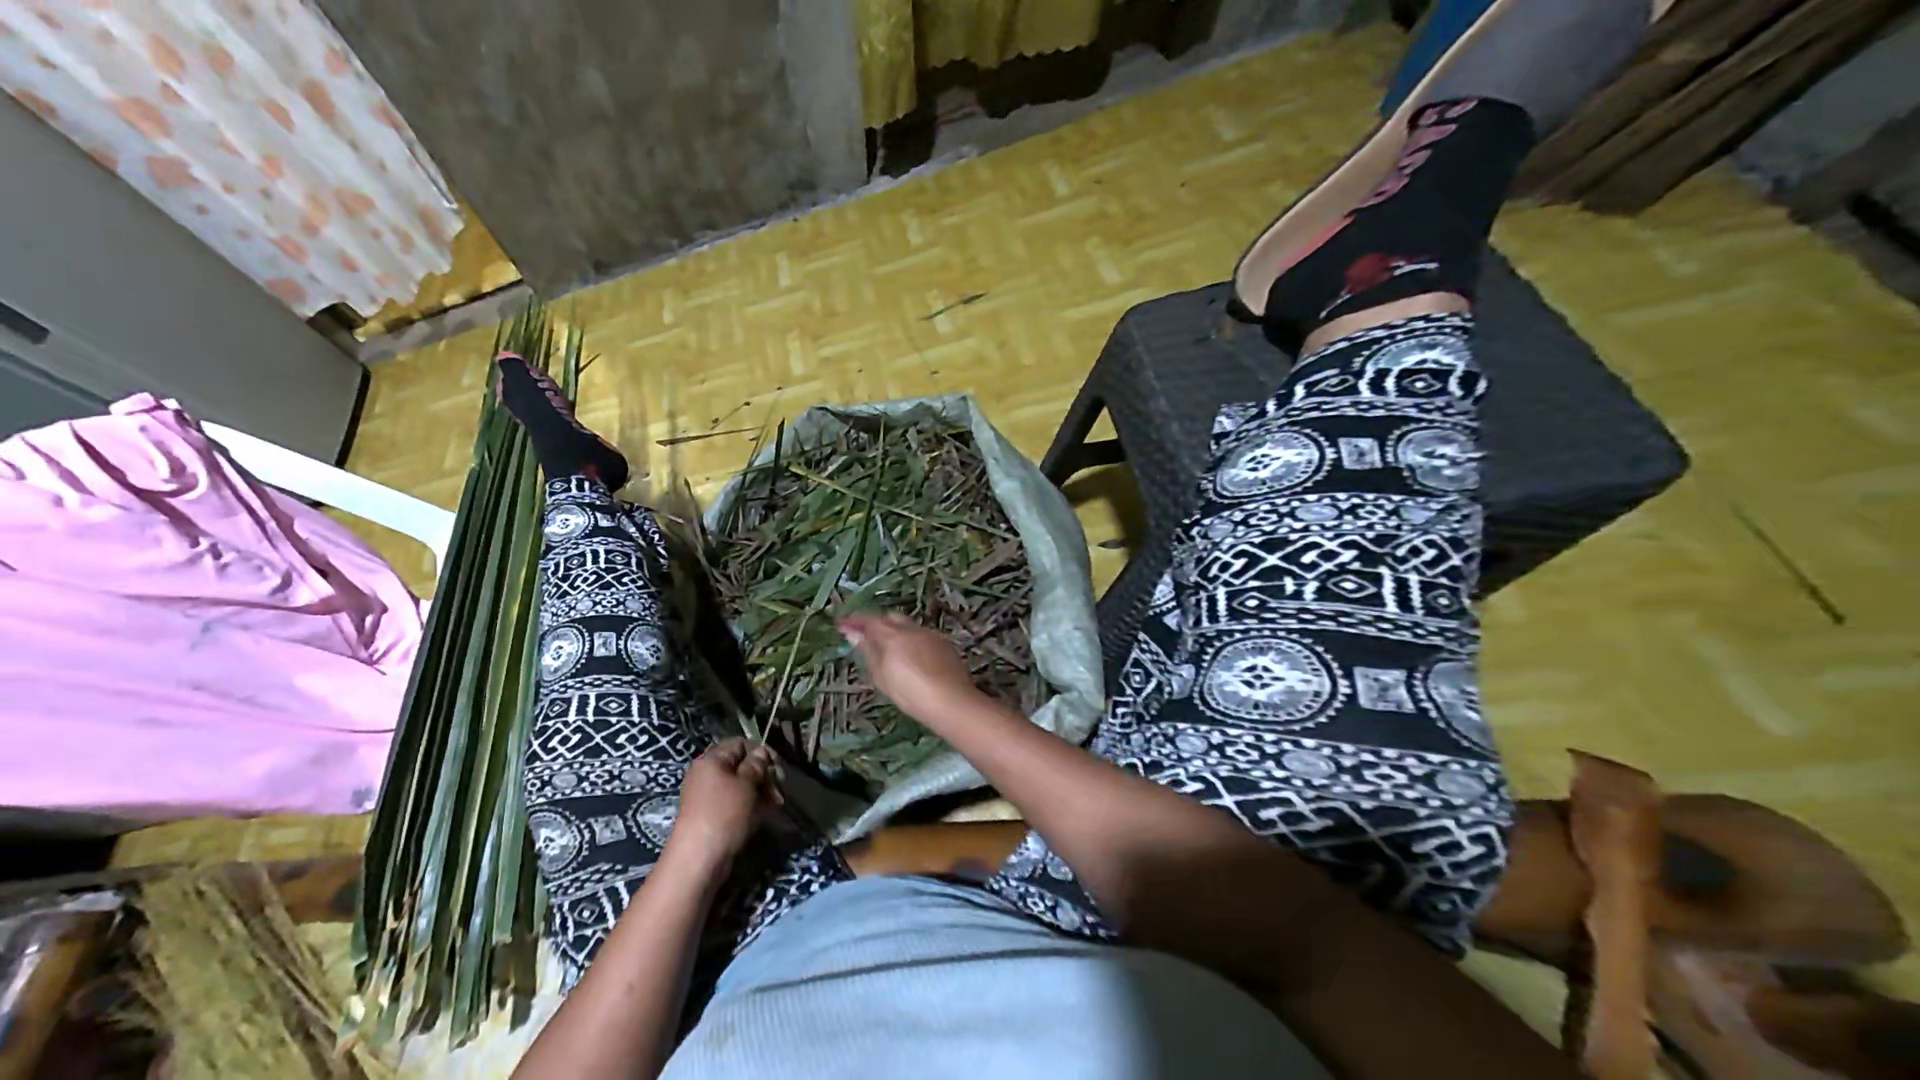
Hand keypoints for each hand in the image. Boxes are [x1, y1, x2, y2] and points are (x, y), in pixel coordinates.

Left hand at [667, 738, 781, 872]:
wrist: (699, 859)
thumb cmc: (725, 814)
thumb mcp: (747, 784)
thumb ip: (757, 764)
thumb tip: (761, 752)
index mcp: (712, 760)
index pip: (740, 743)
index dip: (761, 751)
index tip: (778, 767)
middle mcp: (707, 774)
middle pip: (741, 765)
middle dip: (764, 775)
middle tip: (779, 791)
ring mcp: (707, 796)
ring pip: (740, 785)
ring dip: (761, 791)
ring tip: (775, 805)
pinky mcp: (711, 814)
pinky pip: (734, 802)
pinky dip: (750, 805)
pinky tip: (763, 815)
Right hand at [837, 612, 984, 723]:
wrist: (951, 701)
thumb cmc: (909, 692)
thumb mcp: (881, 675)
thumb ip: (868, 651)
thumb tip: (854, 634)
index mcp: (893, 634)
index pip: (869, 620)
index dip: (854, 621)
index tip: (842, 624)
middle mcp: (912, 629)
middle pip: (890, 618)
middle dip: (876, 623)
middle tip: (865, 636)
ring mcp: (931, 635)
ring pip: (908, 626)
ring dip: (895, 631)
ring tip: (888, 649)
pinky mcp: (945, 645)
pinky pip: (922, 636)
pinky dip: (911, 641)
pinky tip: (911, 657)